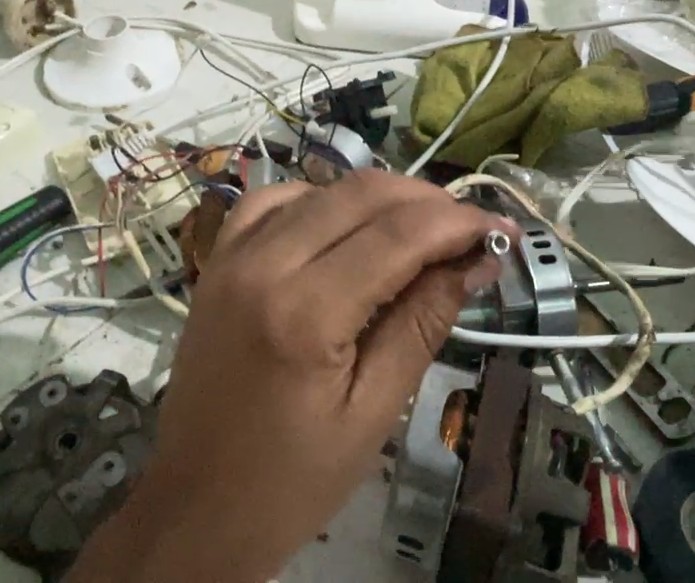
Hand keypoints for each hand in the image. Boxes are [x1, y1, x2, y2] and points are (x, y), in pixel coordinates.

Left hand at [70, 172, 513, 582]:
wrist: (195, 506)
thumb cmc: (293, 479)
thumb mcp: (374, 411)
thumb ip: (423, 323)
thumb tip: (477, 262)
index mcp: (305, 312)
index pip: (398, 234)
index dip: (457, 222)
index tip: (499, 230)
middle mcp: (264, 264)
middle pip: (361, 195)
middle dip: (427, 201)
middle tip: (470, 230)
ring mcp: (232, 255)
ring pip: (321, 187)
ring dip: (379, 196)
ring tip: (422, 228)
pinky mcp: (218, 260)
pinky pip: (274, 200)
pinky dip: (321, 198)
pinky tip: (346, 223)